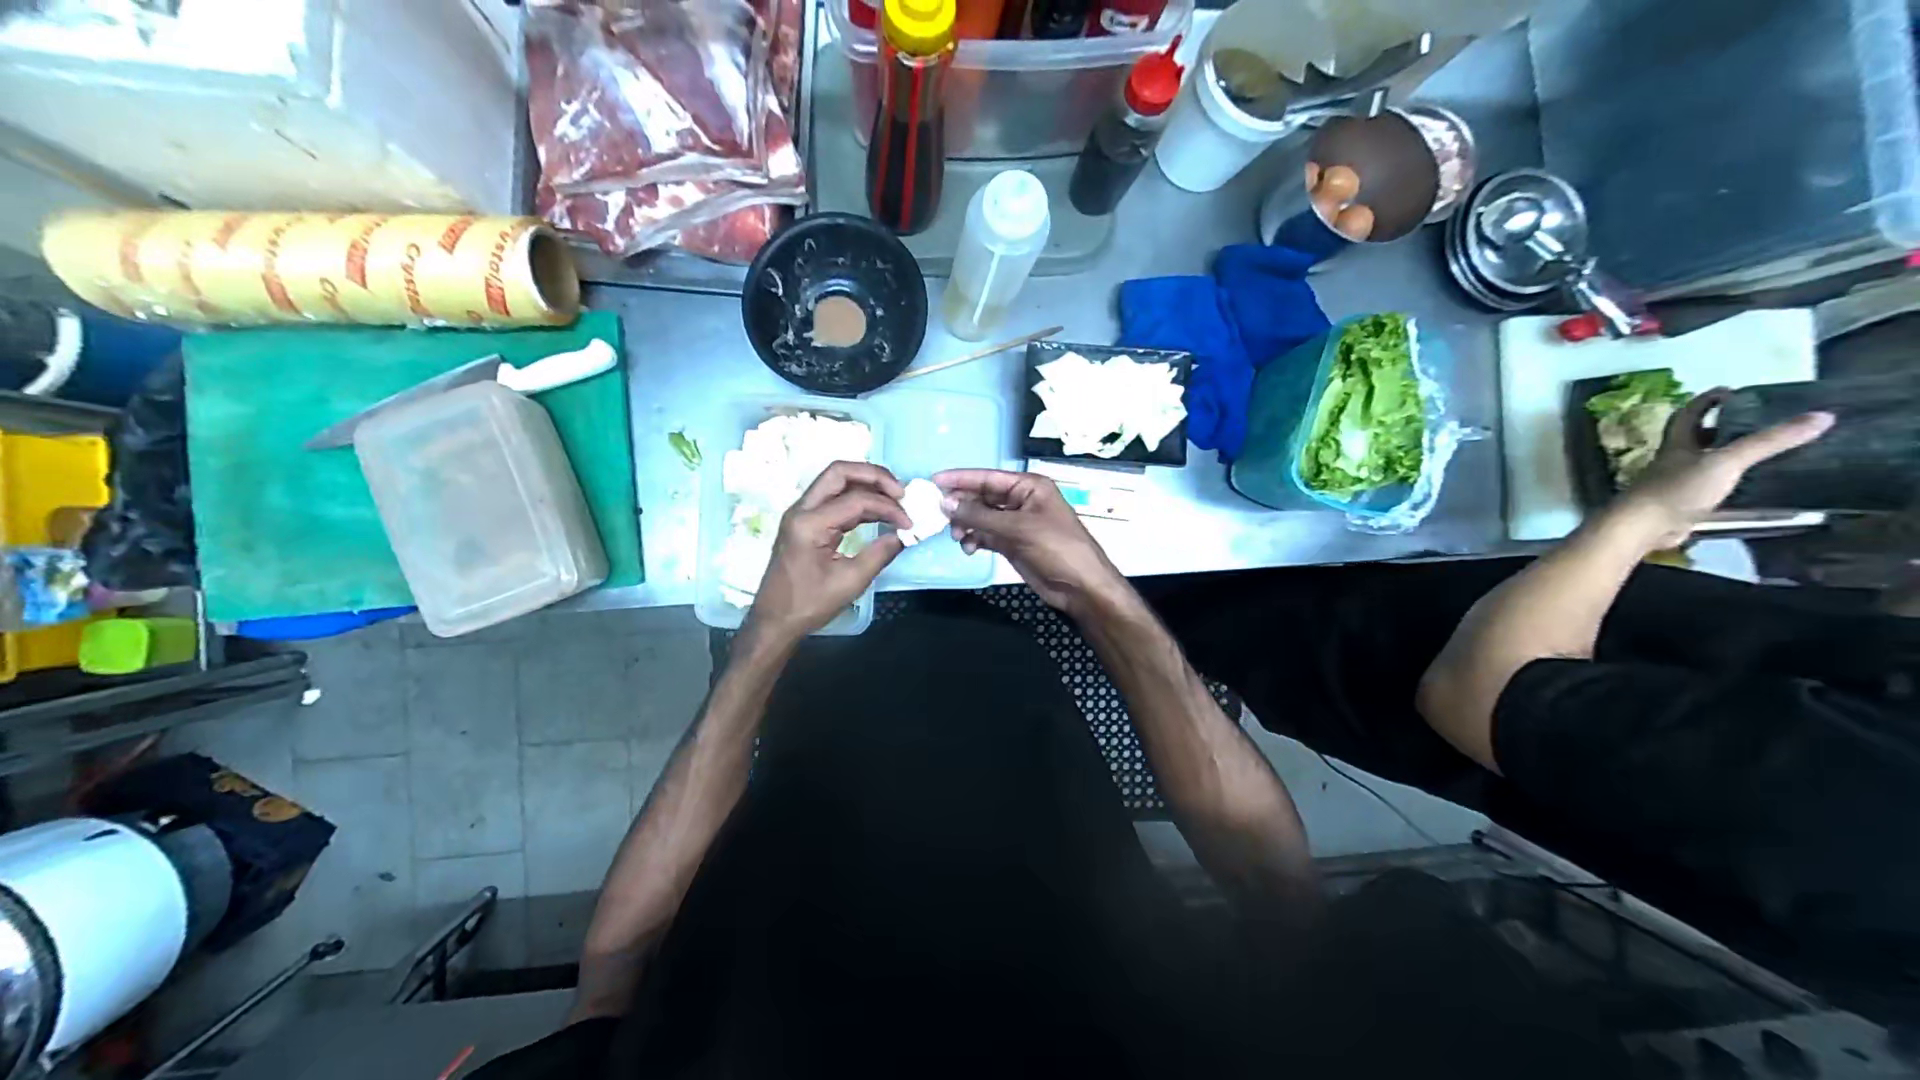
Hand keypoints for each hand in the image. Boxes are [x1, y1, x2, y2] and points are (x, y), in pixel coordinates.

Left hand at [749, 462, 909, 640]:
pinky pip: (833, 499)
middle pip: (839, 472)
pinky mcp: (805, 522)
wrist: (774, 620)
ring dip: (866, 485)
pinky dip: (857, 499)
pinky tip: (877, 511)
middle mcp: (801, 510)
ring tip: (894, 499)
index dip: (888, 507)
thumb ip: (880, 554)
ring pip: (835, 481)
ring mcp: (801, 514)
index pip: (856, 500)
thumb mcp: (850, 582)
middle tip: (901, 492)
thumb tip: (903, 535)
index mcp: (809, 523)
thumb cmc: (809, 604)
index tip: (909, 523)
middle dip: (874, 476)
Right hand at [933, 469, 1128, 617]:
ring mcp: (1016, 523)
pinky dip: (974, 539)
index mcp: (1029, 487)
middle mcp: (1021, 501)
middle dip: (961, 505)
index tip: (934, 481)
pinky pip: (985, 535)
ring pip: (981, 517)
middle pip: (982, 496)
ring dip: (965, 524)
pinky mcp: (1012, 543)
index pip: (988, 477)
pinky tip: (967, 547)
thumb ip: (980, 516)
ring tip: (956, 536)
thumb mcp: (1018, 529)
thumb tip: (946, 503)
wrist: (1080, 586)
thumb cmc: (1056, 548)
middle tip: (938, 514)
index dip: (961, 479)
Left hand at [1612, 389, 1833, 549]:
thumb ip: (1768, 441)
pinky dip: (1736, 489)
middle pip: (1697, 440)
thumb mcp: (1725, 460)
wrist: (1643, 528)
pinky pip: (1713, 492)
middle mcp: (1674, 461)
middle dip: (1723, 430)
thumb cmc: (1677, 489)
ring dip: (1732, 459)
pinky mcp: (1683, 506)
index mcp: (1677, 444)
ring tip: (1771, 454)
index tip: (1730, 391)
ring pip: (1706, 465)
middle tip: (1762, 424)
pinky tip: (1759, 491)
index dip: (1705, 400)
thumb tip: (1822, 416)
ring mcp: (1676, 484)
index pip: (1688, 414)